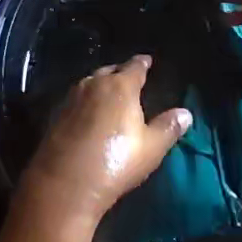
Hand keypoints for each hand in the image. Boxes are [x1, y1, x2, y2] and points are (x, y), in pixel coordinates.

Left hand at [18, 55, 190, 228]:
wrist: (65, 180)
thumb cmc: (115, 161)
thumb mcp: (151, 147)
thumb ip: (168, 127)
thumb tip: (185, 112)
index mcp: (120, 87)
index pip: (134, 67)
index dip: (142, 63)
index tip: (147, 60)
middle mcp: (93, 85)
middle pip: (109, 71)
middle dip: (120, 71)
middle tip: (128, 75)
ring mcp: (71, 98)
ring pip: (89, 83)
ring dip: (100, 83)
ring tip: (109, 90)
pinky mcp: (56, 114)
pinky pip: (76, 98)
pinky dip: (86, 99)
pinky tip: (88, 109)